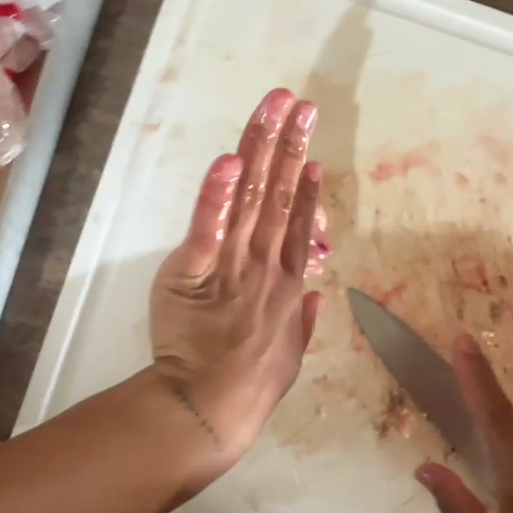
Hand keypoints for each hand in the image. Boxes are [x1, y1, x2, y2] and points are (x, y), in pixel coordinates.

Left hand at [150, 88, 323, 468]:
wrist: (211, 409)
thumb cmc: (250, 389)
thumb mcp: (292, 357)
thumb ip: (305, 319)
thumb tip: (317, 289)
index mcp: (289, 285)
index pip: (299, 223)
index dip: (305, 185)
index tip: (312, 152)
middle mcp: (266, 266)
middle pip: (279, 196)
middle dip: (290, 146)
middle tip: (298, 104)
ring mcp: (233, 266)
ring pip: (251, 198)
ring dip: (263, 149)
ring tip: (275, 109)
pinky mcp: (195, 272)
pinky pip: (208, 228)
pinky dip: (217, 194)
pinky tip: (228, 160)